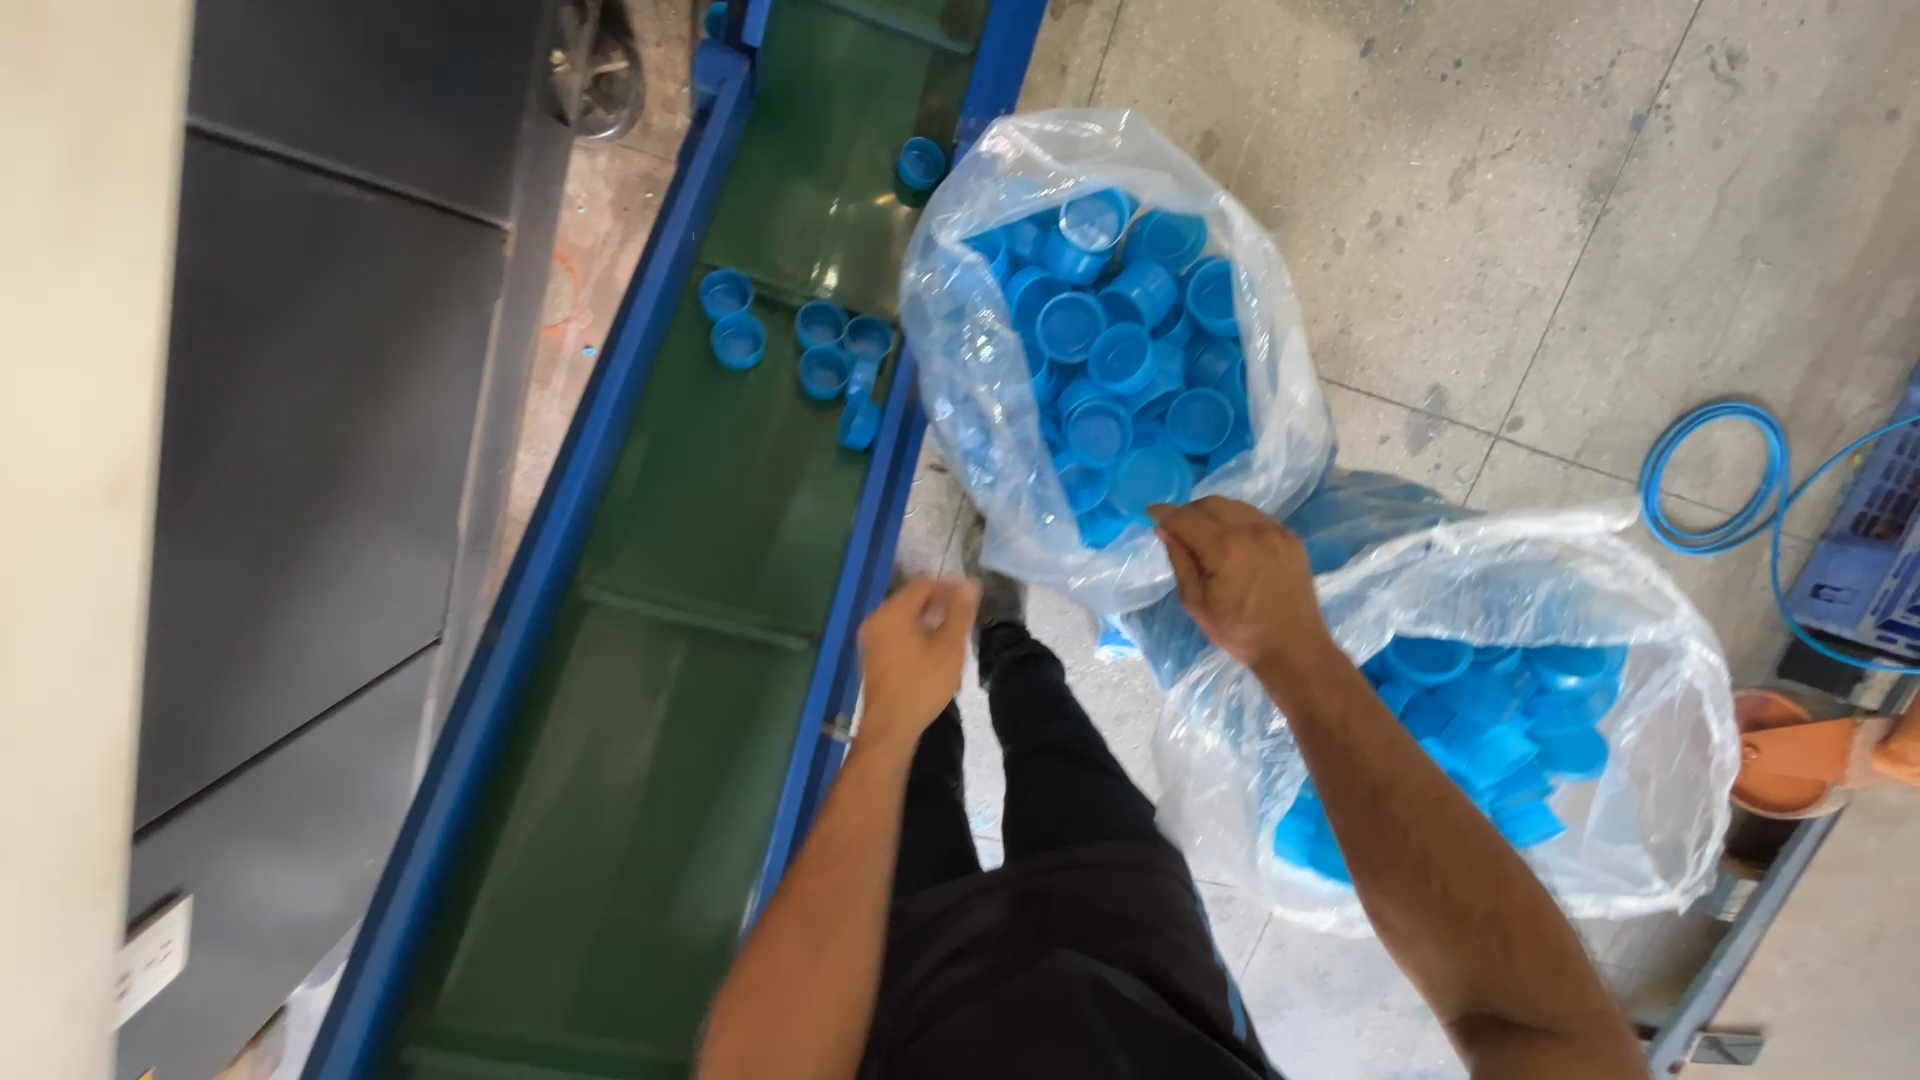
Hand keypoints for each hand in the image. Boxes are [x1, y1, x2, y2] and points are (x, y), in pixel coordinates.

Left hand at [856, 577, 979, 755]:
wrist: (891, 727)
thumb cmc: (922, 685)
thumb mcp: (949, 647)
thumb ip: (960, 612)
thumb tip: (971, 584)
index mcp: (893, 612)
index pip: (924, 583)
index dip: (950, 587)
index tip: (971, 600)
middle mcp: (876, 618)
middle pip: (912, 598)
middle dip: (940, 602)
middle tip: (964, 616)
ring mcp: (871, 637)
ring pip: (904, 615)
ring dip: (929, 618)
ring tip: (952, 633)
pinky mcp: (872, 654)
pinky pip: (896, 631)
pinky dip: (915, 631)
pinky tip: (933, 649)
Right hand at [1149, 497, 1334, 672]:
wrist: (1293, 647)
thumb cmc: (1238, 631)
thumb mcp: (1195, 602)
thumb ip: (1179, 560)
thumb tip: (1164, 530)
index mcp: (1225, 549)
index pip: (1185, 518)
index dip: (1164, 513)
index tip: (1151, 512)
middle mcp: (1251, 531)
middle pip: (1209, 503)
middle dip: (1188, 511)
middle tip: (1176, 528)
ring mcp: (1275, 531)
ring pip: (1234, 505)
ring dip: (1212, 513)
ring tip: (1203, 533)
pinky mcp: (1290, 537)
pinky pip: (1255, 515)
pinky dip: (1236, 519)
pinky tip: (1231, 538)